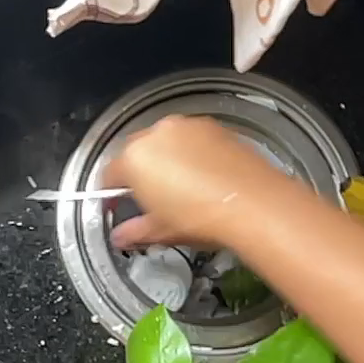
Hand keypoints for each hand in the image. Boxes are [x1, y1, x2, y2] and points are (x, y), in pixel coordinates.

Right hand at [103, 114, 297, 247]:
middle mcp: (157, 134)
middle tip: (149, 199)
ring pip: (164, 142)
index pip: (109, 173)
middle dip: (138, 173)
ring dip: (164, 160)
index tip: (116, 206)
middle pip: (136, 152)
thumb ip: (135, 231)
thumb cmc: (202, 216)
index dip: (110, 193)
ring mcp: (187, 126)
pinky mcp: (214, 126)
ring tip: (179, 188)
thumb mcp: (161, 230)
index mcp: (134, 158)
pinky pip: (190, 139)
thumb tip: (120, 236)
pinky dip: (190, 153)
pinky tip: (202, 177)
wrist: (254, 203)